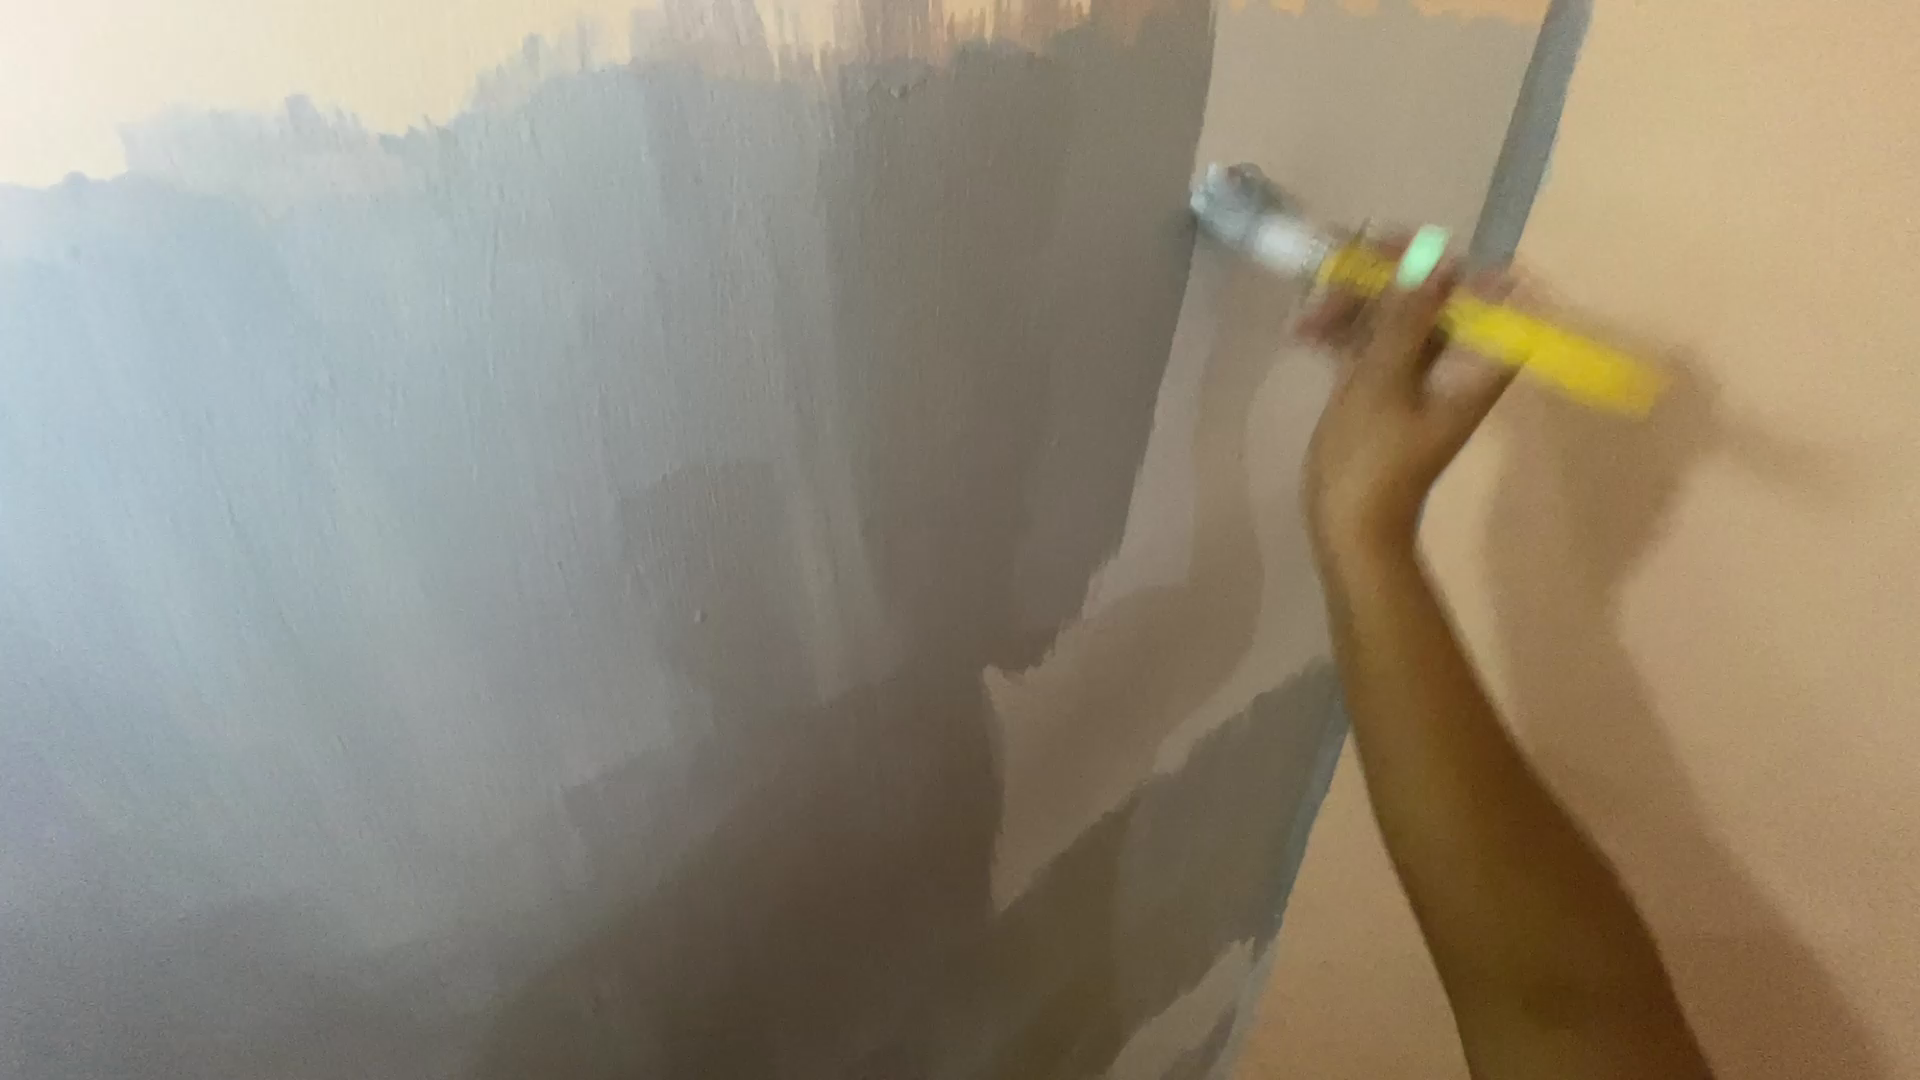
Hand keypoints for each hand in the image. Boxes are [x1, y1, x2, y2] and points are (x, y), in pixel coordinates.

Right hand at [1298, 245, 1515, 567]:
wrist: (1349, 524)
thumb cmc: (1370, 459)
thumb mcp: (1383, 383)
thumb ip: (1408, 318)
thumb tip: (1437, 258)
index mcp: (1479, 358)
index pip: (1482, 283)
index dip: (1438, 259)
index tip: (1387, 249)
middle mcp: (1457, 358)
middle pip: (1428, 295)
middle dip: (1377, 283)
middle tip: (1328, 275)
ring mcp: (1419, 373)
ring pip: (1391, 317)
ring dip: (1348, 310)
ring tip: (1304, 321)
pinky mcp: (1386, 387)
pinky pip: (1369, 344)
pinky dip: (1341, 337)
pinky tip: (1303, 335)